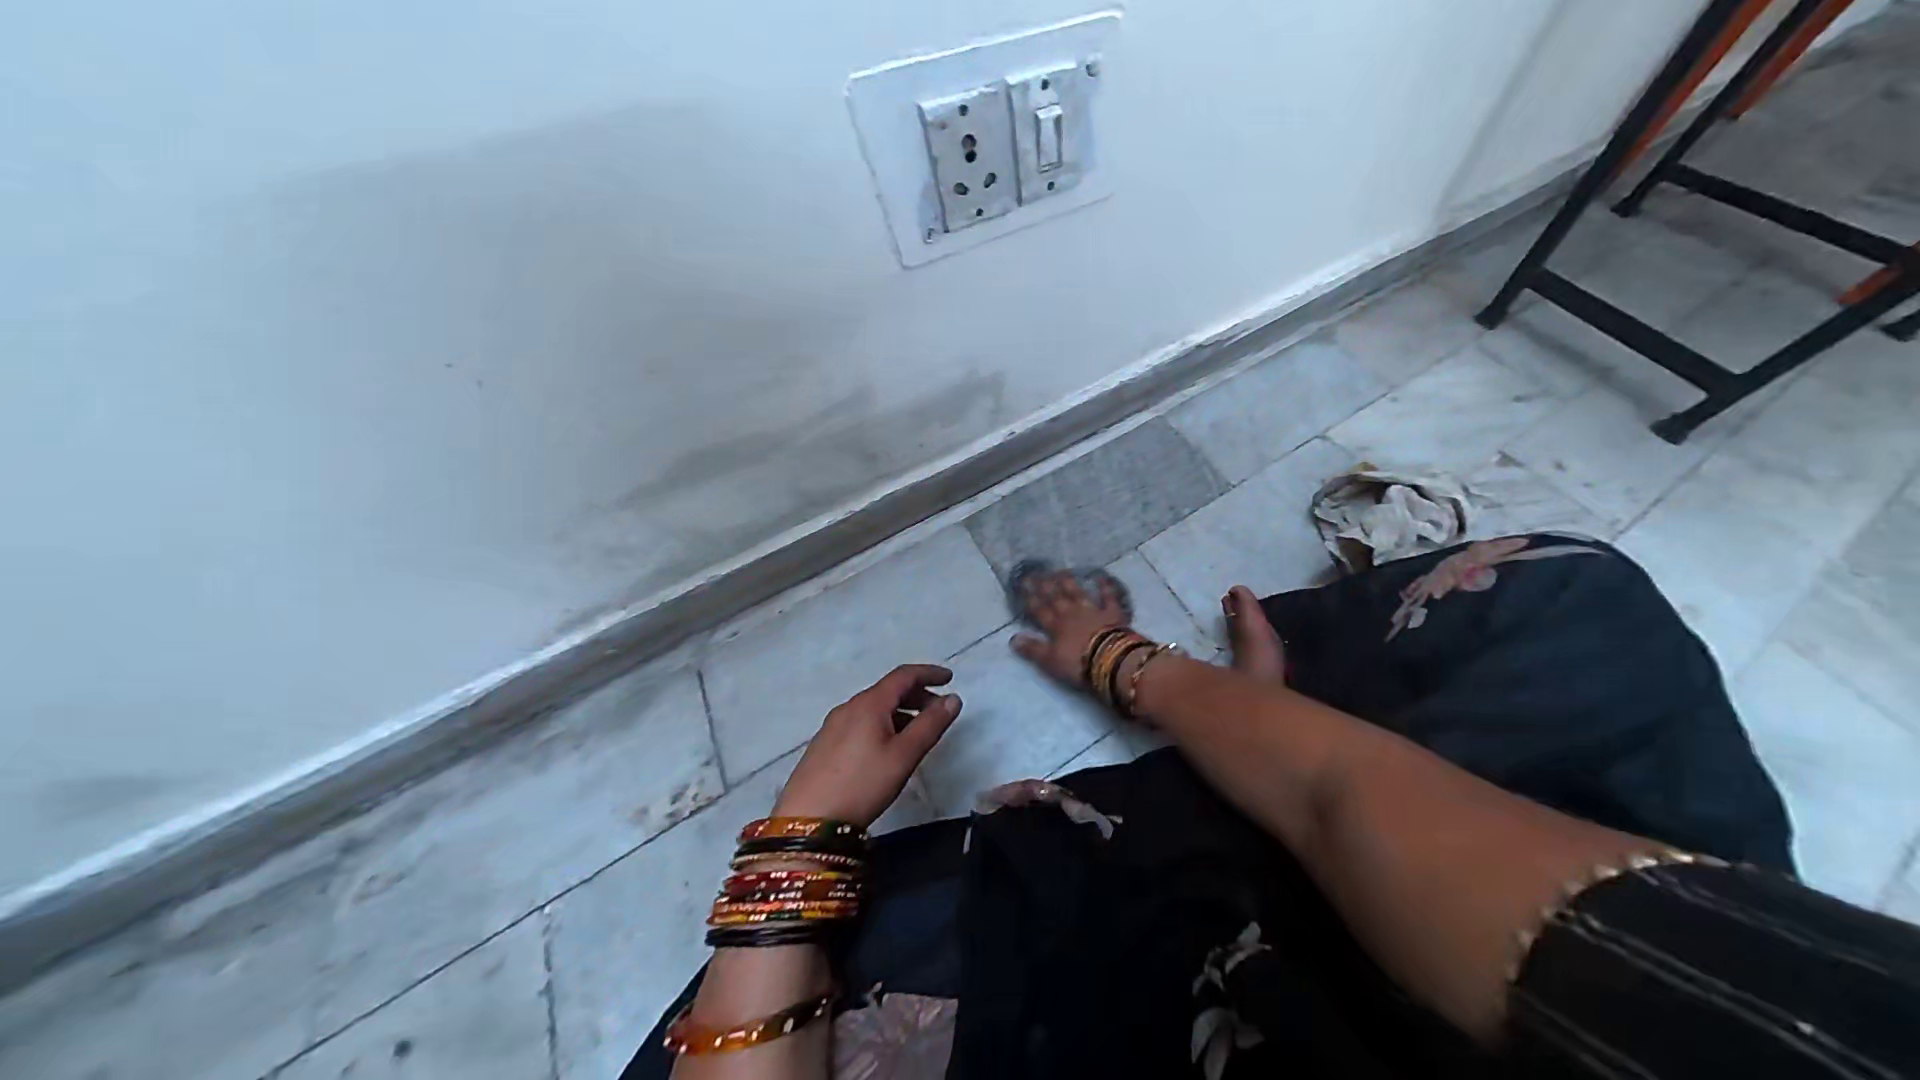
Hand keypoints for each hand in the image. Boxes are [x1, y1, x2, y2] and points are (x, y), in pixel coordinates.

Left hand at [773, 664, 961, 826]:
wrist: (807, 821)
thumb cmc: (862, 784)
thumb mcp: (904, 756)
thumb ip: (931, 725)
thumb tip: (953, 699)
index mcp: (869, 704)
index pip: (903, 675)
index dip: (928, 673)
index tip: (950, 678)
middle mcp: (848, 707)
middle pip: (887, 690)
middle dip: (917, 695)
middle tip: (938, 711)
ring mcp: (833, 726)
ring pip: (873, 708)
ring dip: (900, 712)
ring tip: (917, 733)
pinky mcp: (824, 745)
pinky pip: (860, 722)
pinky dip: (882, 724)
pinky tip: (887, 749)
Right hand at [1010, 569, 1129, 686]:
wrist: (1111, 660)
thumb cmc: (1078, 663)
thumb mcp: (1050, 660)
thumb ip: (1032, 649)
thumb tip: (1013, 638)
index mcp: (1056, 626)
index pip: (1040, 610)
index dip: (1030, 598)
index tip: (1023, 584)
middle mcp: (1072, 614)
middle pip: (1056, 598)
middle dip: (1045, 586)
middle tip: (1037, 572)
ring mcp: (1093, 611)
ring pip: (1078, 593)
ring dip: (1069, 583)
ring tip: (1060, 571)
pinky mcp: (1112, 613)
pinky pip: (1108, 597)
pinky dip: (1104, 587)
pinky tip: (1100, 576)